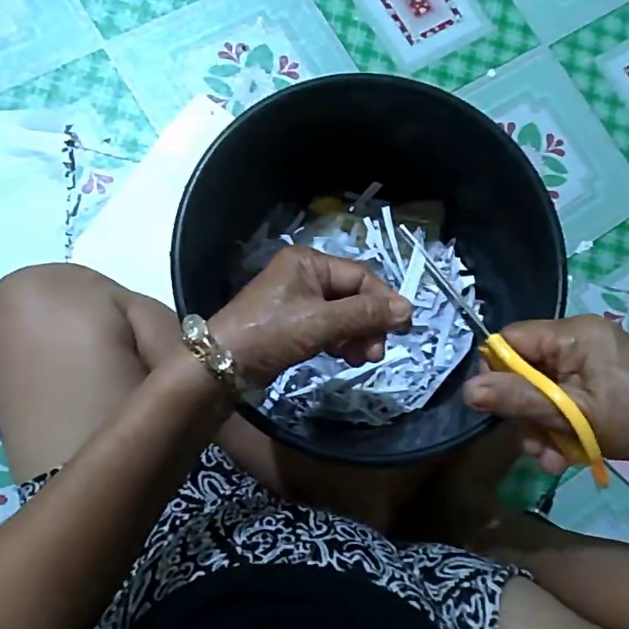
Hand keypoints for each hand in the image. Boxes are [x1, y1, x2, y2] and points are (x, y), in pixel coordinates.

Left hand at [209, 247, 412, 386]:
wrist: (220, 366)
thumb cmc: (271, 333)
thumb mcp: (322, 322)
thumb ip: (366, 314)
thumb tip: (408, 309)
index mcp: (309, 262)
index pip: (361, 277)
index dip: (384, 301)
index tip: (403, 328)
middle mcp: (305, 275)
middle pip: (354, 296)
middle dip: (369, 323)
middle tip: (376, 352)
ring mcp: (298, 300)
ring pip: (344, 315)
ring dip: (358, 336)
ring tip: (362, 359)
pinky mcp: (294, 324)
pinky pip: (330, 328)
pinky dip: (342, 342)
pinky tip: (346, 357)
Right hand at [461, 315, 628, 475]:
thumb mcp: (572, 414)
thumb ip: (519, 400)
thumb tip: (467, 390)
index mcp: (573, 332)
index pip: (511, 339)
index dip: (498, 373)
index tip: (500, 410)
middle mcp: (580, 336)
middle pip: (527, 368)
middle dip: (526, 412)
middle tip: (536, 449)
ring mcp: (594, 357)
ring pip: (545, 388)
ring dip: (544, 426)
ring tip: (554, 460)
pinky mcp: (603, 376)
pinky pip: (567, 395)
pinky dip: (563, 423)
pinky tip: (569, 453)